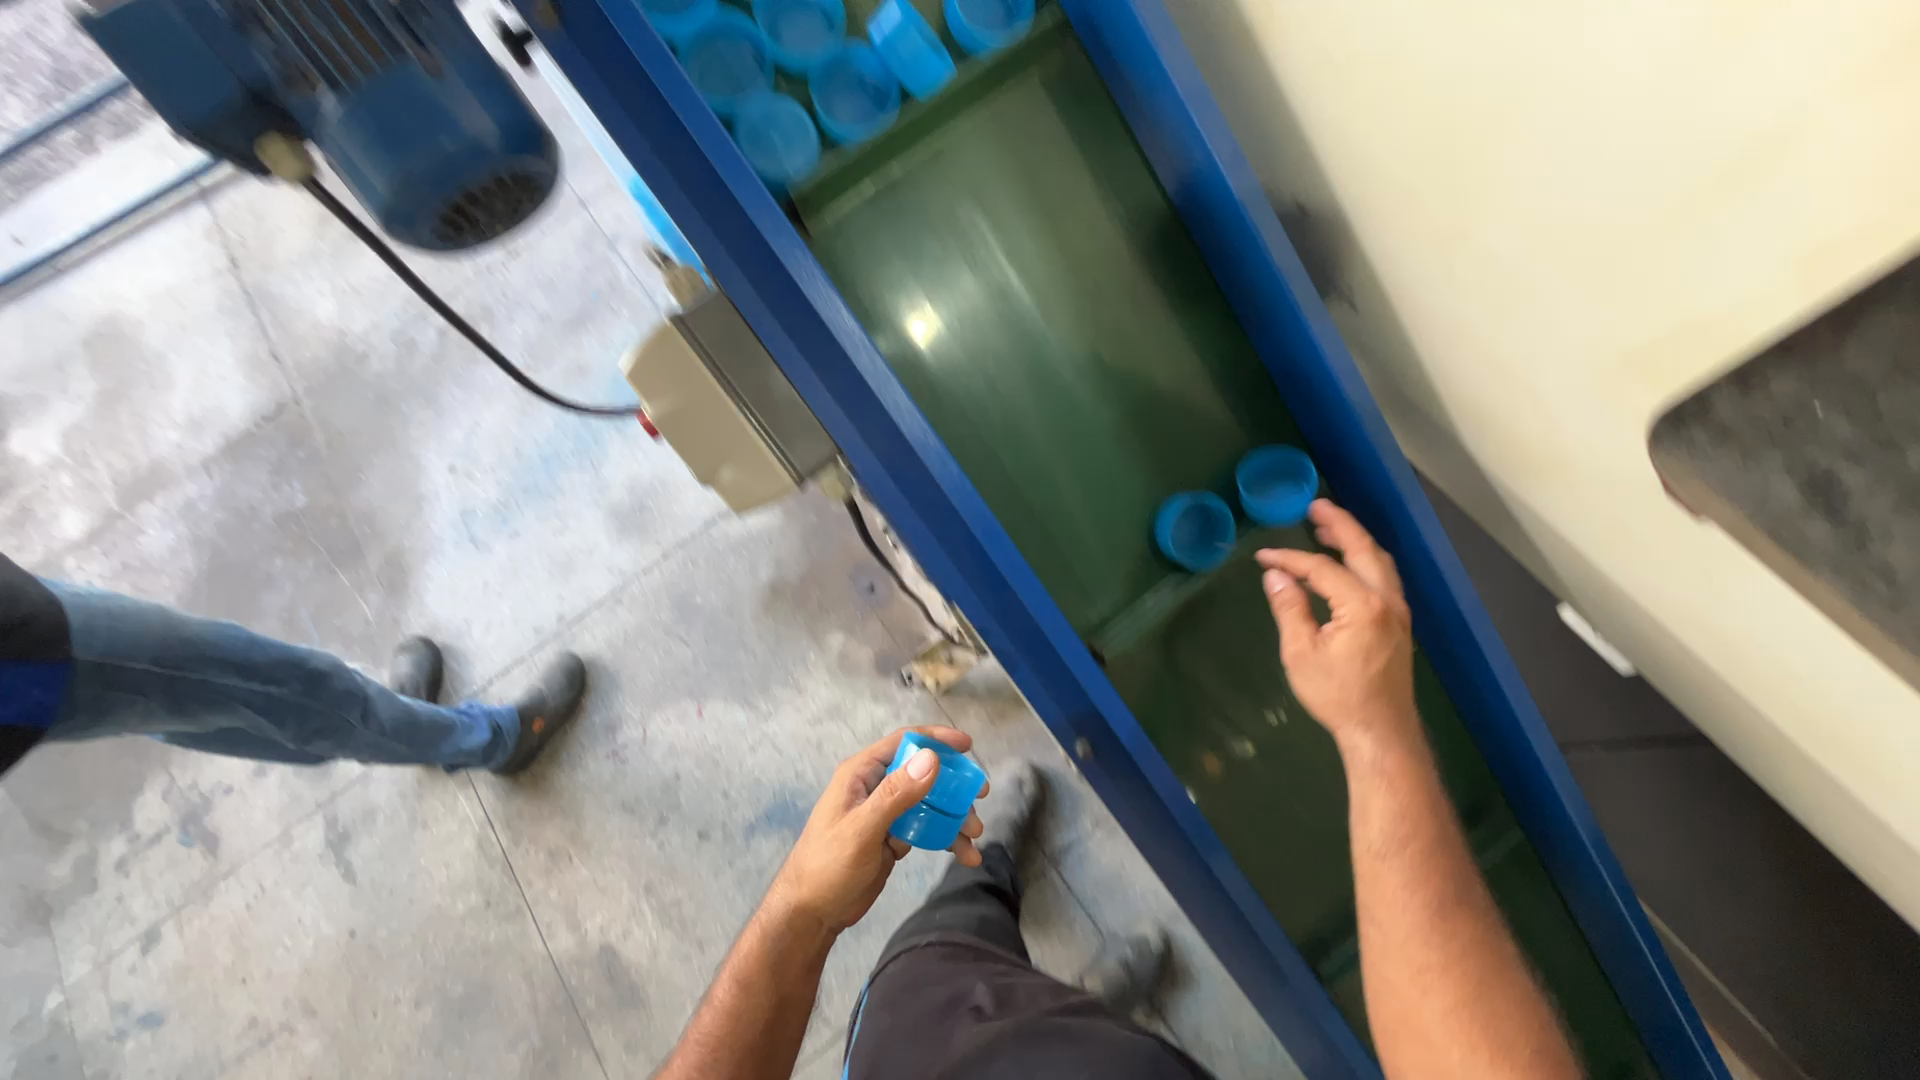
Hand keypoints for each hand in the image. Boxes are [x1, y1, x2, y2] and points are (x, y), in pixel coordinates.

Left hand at [767, 726, 986, 933]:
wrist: (811, 914)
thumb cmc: (828, 865)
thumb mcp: (862, 829)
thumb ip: (895, 794)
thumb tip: (931, 758)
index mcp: (862, 773)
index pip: (904, 742)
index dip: (936, 740)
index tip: (968, 747)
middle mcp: (876, 787)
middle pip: (923, 773)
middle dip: (954, 785)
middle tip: (980, 796)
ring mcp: (886, 813)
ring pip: (930, 803)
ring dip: (954, 816)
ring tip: (975, 835)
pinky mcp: (893, 837)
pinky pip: (927, 829)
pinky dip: (947, 838)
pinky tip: (966, 856)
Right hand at [1257, 499, 1417, 749]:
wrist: (1380, 731)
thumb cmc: (1337, 694)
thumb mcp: (1301, 653)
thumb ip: (1290, 608)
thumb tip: (1276, 575)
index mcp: (1362, 605)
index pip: (1321, 568)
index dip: (1289, 559)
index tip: (1262, 557)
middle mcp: (1387, 600)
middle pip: (1364, 550)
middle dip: (1340, 525)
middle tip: (1315, 507)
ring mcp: (1398, 612)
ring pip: (1379, 562)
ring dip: (1355, 541)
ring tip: (1328, 529)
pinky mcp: (1398, 624)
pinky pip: (1383, 578)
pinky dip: (1364, 561)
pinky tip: (1346, 565)